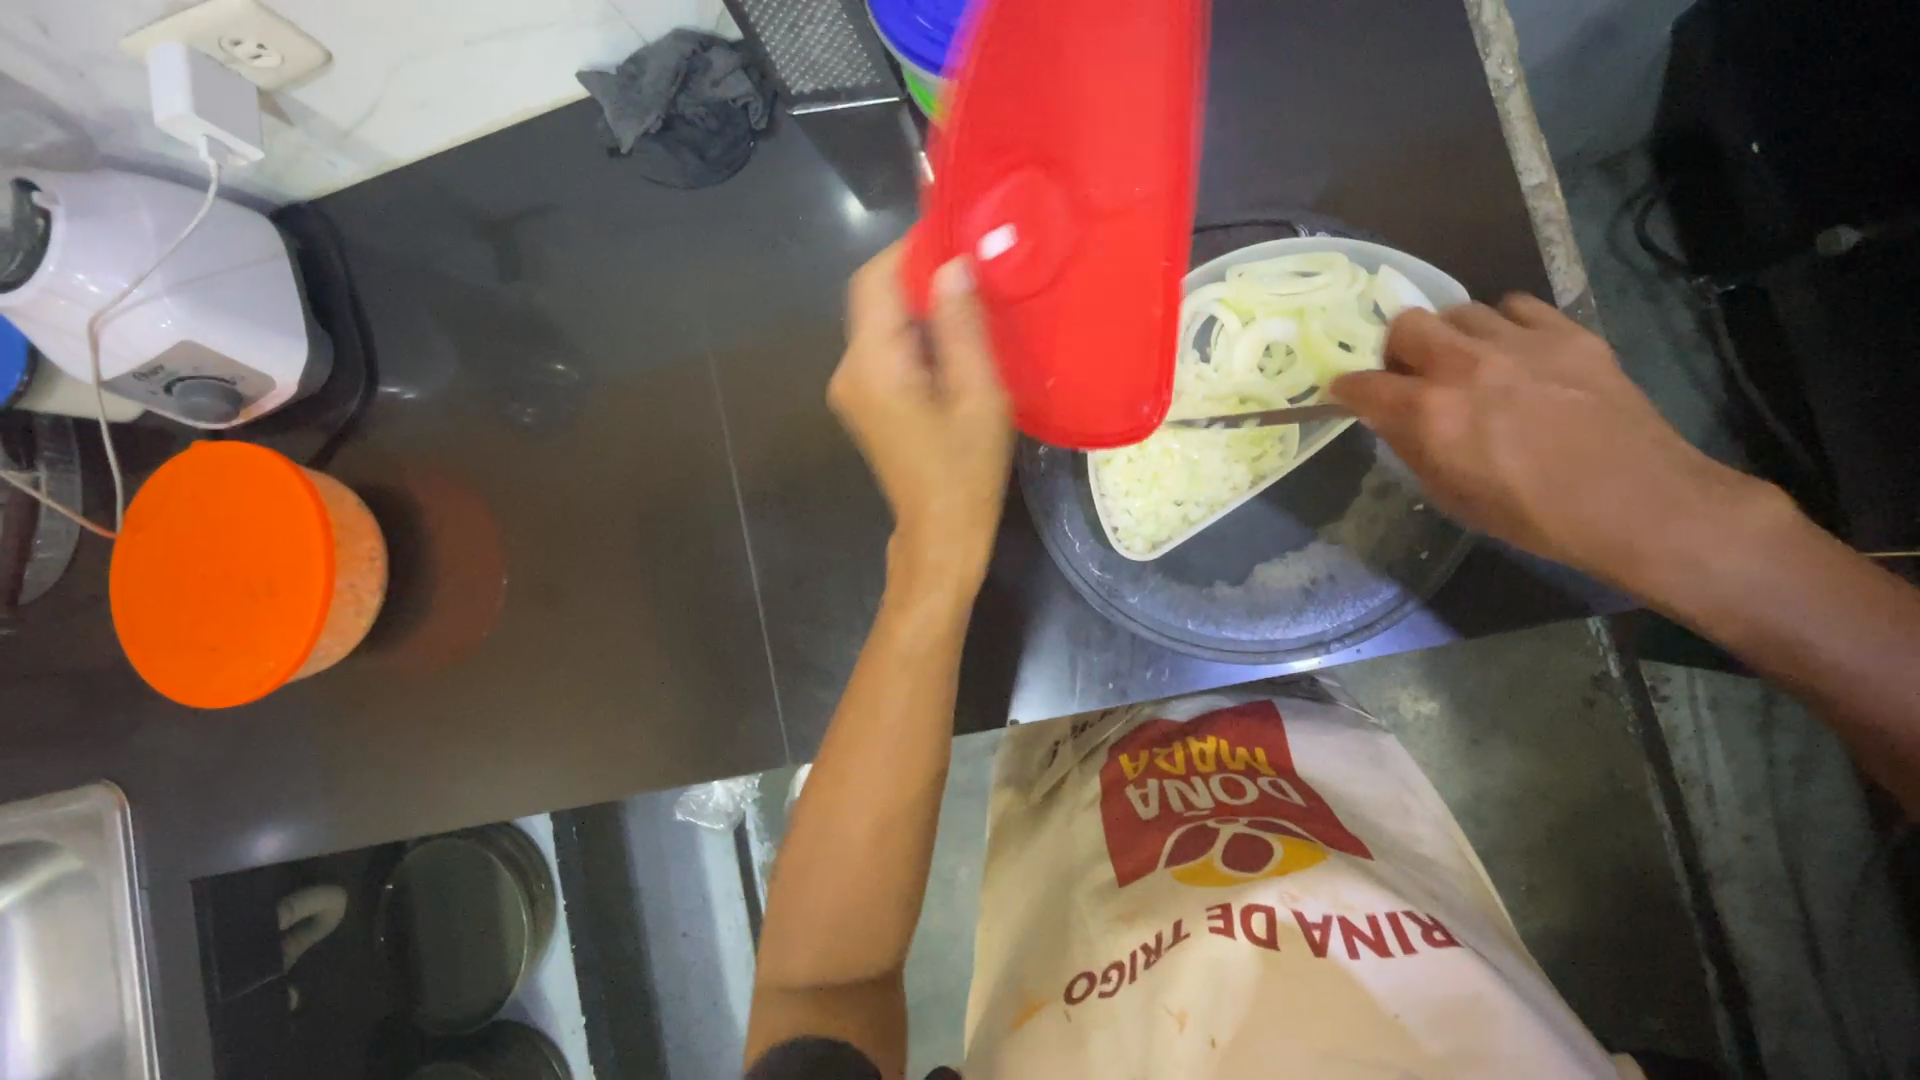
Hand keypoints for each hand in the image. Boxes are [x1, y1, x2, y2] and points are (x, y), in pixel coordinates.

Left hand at [831, 243, 1013, 594]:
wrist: (940, 535)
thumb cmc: (966, 472)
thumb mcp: (978, 395)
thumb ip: (962, 326)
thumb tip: (952, 264)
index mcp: (873, 364)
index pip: (876, 279)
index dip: (913, 249)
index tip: (959, 236)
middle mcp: (848, 369)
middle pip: (873, 297)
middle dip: (918, 275)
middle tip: (974, 270)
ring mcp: (850, 387)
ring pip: (879, 321)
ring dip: (919, 305)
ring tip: (972, 304)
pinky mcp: (863, 401)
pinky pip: (884, 348)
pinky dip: (914, 335)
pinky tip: (952, 343)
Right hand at [1330, 294, 1781, 588]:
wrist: (1635, 503)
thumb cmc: (1530, 514)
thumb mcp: (1449, 494)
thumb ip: (1410, 446)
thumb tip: (1388, 418)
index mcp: (1428, 413)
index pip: (1361, 384)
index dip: (1347, 390)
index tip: (1347, 396)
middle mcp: (1465, 366)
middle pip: (1406, 324)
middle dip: (1398, 348)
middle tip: (1412, 372)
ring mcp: (1519, 343)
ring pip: (1460, 310)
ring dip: (1451, 335)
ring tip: (1466, 360)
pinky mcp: (1568, 333)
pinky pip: (1516, 306)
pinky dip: (1504, 324)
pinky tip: (1513, 351)